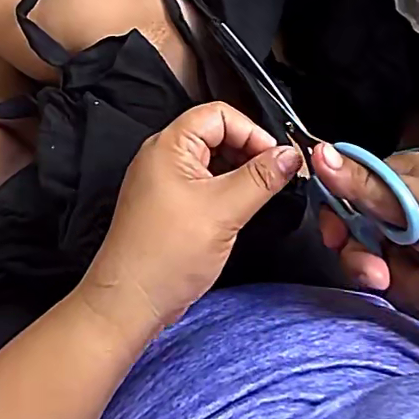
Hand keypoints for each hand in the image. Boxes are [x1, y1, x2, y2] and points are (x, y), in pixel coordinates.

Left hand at [79, 103, 303, 332]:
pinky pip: (205, 181)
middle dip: (249, 150)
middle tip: (272, 175)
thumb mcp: (225, 211)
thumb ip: (261, 178)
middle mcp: (163, 156)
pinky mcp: (169, 202)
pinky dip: (228, 188)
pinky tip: (240, 208)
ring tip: (259, 194)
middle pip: (217, 133)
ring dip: (240, 170)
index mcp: (169, 146)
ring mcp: (164, 180)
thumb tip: (289, 156)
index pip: (219, 114)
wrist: (130, 303)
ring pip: (213, 158)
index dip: (252, 131)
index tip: (274, 157)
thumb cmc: (162, 258)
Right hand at [311, 146, 418, 333]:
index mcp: (402, 177)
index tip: (335, 235)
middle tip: (377, 272)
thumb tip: (315, 151)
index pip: (347, 186)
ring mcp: (418, 246)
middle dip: (364, 256)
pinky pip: (403, 289)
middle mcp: (405, 208)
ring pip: (376, 266)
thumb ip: (366, 186)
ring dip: (405, 278)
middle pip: (355, 233)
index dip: (335, 212)